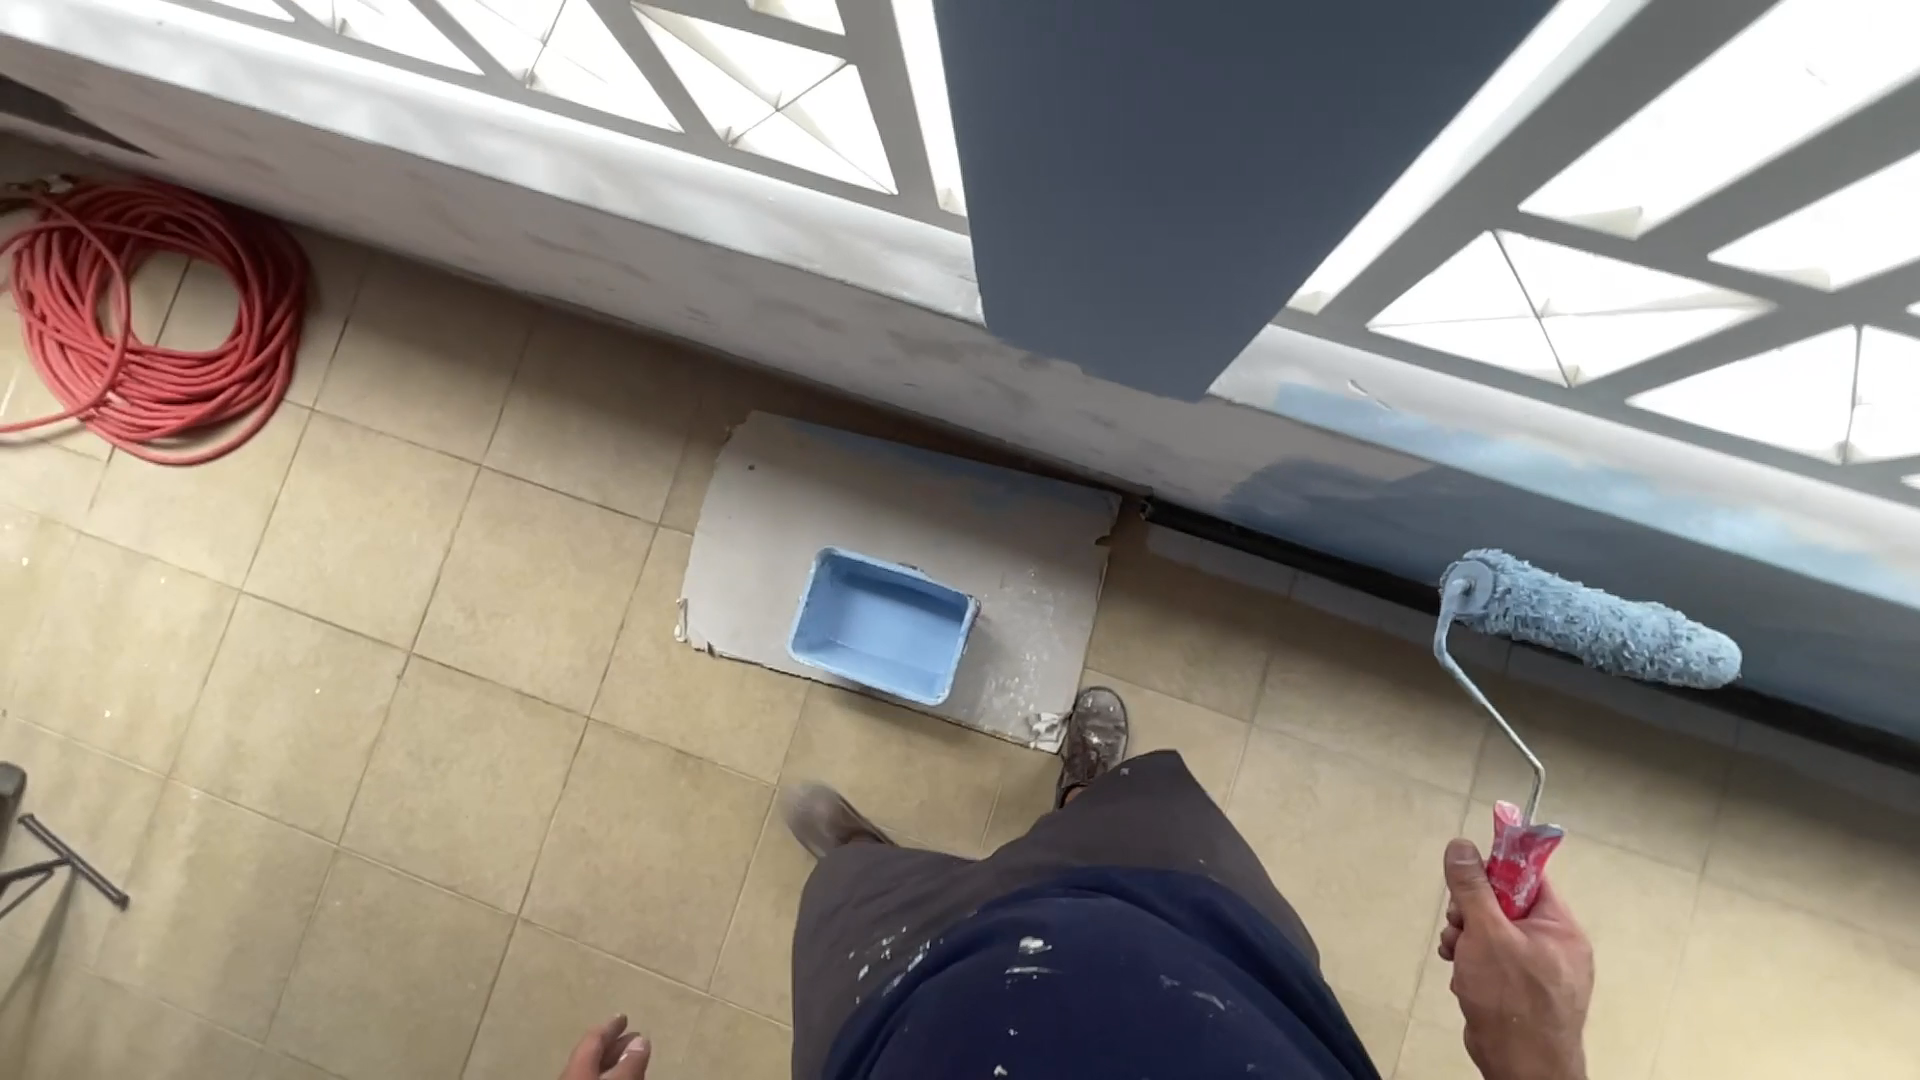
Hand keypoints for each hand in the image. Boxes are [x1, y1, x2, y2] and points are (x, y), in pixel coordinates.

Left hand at [559, 1014, 650, 1079]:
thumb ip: (630, 1060)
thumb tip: (640, 1040)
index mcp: (576, 1065)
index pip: (593, 1037)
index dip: (610, 1025)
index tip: (625, 1017)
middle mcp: (569, 1074)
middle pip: (591, 1055)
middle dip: (614, 1044)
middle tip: (634, 1038)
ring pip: (592, 1071)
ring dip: (613, 1063)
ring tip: (632, 1060)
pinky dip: (608, 1076)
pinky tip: (621, 1077)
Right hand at [1439, 839, 1593, 1079]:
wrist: (1521, 1066)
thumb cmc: (1511, 995)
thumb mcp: (1486, 932)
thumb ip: (1471, 886)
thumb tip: (1461, 844)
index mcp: (1559, 928)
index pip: (1528, 877)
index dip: (1495, 869)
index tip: (1465, 874)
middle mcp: (1552, 944)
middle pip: (1502, 901)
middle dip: (1470, 910)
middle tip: (1459, 924)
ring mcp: (1537, 966)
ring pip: (1489, 928)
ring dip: (1464, 935)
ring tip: (1457, 953)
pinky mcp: (1519, 985)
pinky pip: (1489, 953)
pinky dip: (1469, 956)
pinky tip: (1459, 968)